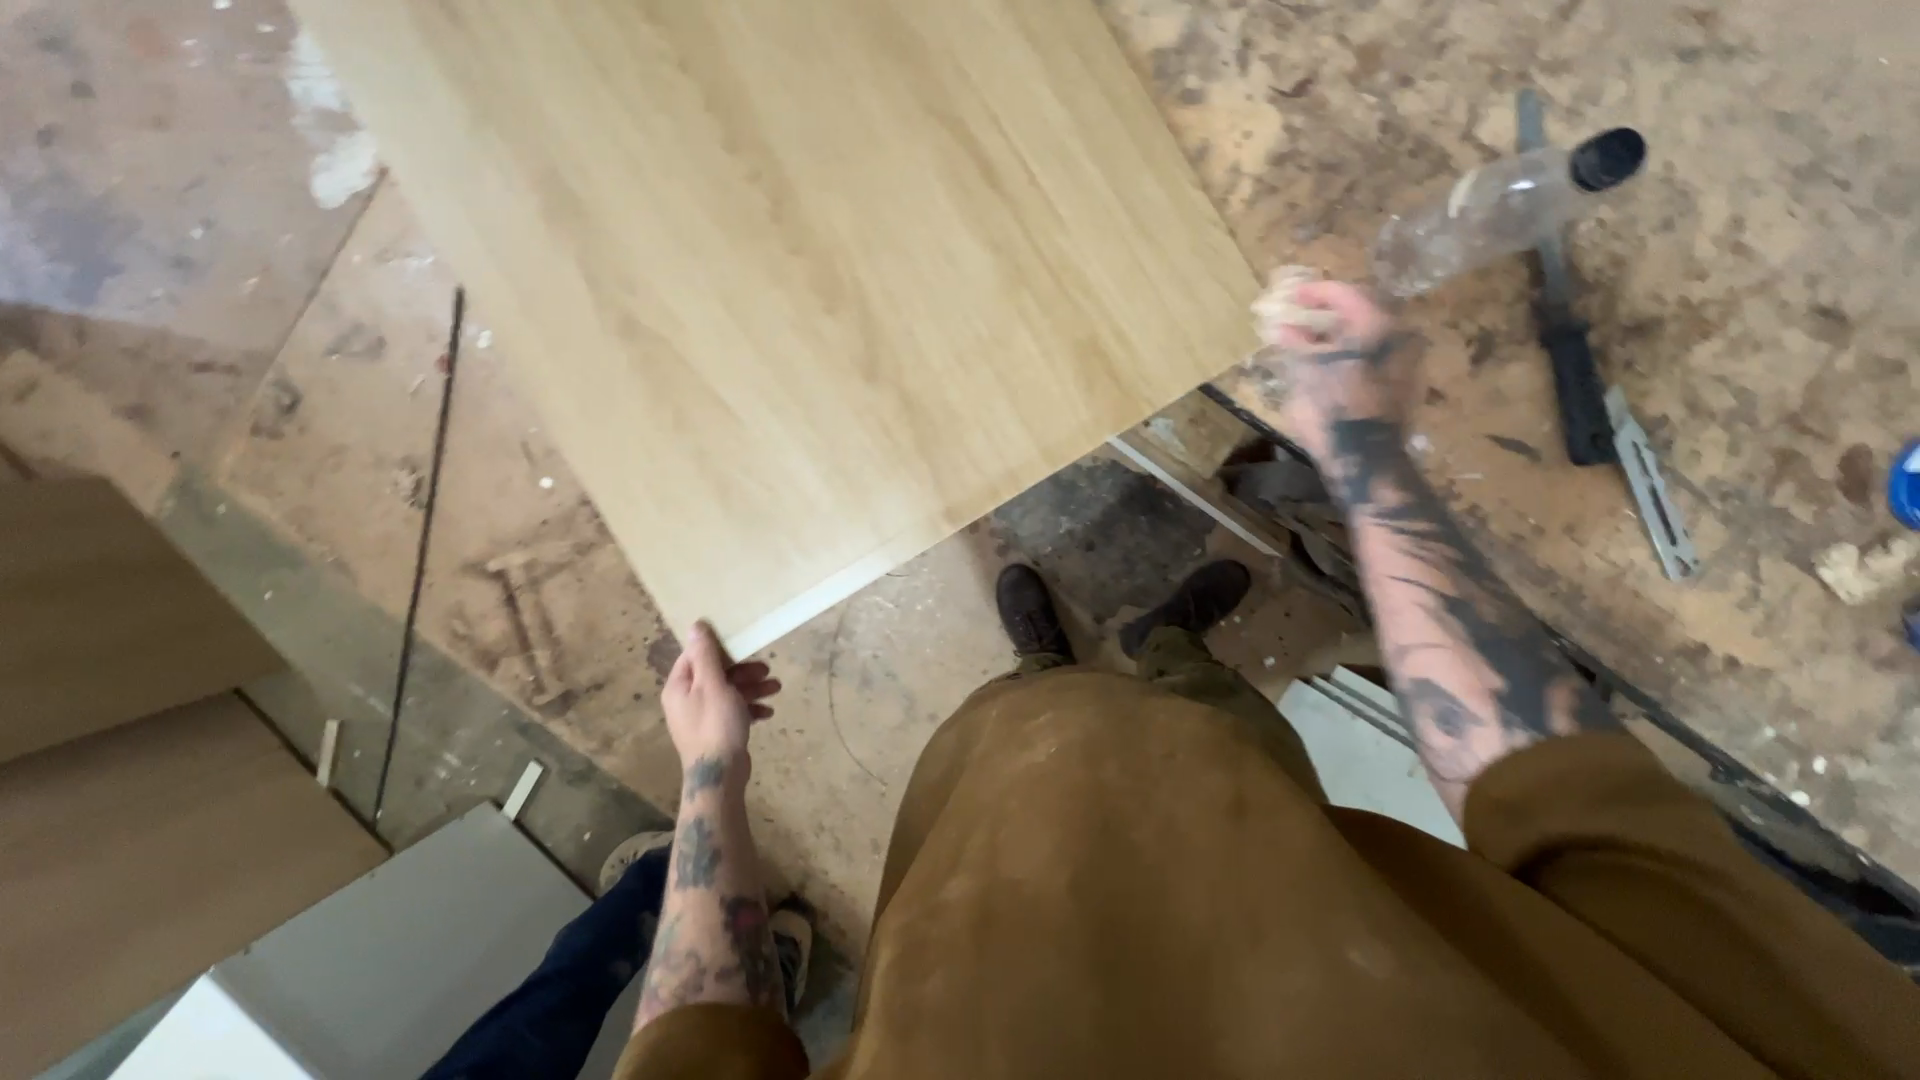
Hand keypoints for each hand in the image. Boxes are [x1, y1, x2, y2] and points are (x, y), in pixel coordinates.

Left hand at [661, 621, 781, 767]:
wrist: (719, 774)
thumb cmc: (715, 725)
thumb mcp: (712, 684)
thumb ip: (705, 654)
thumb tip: (695, 625)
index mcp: (679, 686)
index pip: (695, 655)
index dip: (719, 648)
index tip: (743, 645)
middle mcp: (685, 700)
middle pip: (716, 674)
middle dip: (744, 671)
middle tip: (767, 670)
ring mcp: (700, 717)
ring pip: (728, 692)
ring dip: (752, 688)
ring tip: (776, 689)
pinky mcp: (715, 731)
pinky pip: (733, 711)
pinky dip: (749, 708)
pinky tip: (767, 712)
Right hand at [1252, 279, 1410, 463]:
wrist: (1365, 458)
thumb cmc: (1332, 408)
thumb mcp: (1305, 371)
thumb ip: (1296, 343)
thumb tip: (1282, 328)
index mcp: (1378, 323)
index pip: (1346, 293)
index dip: (1316, 292)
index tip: (1292, 297)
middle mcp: (1401, 334)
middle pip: (1365, 311)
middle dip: (1332, 311)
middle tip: (1306, 314)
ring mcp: (1409, 361)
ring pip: (1373, 335)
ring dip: (1343, 334)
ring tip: (1314, 342)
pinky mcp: (1407, 385)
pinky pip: (1378, 356)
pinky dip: (1355, 353)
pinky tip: (1333, 365)